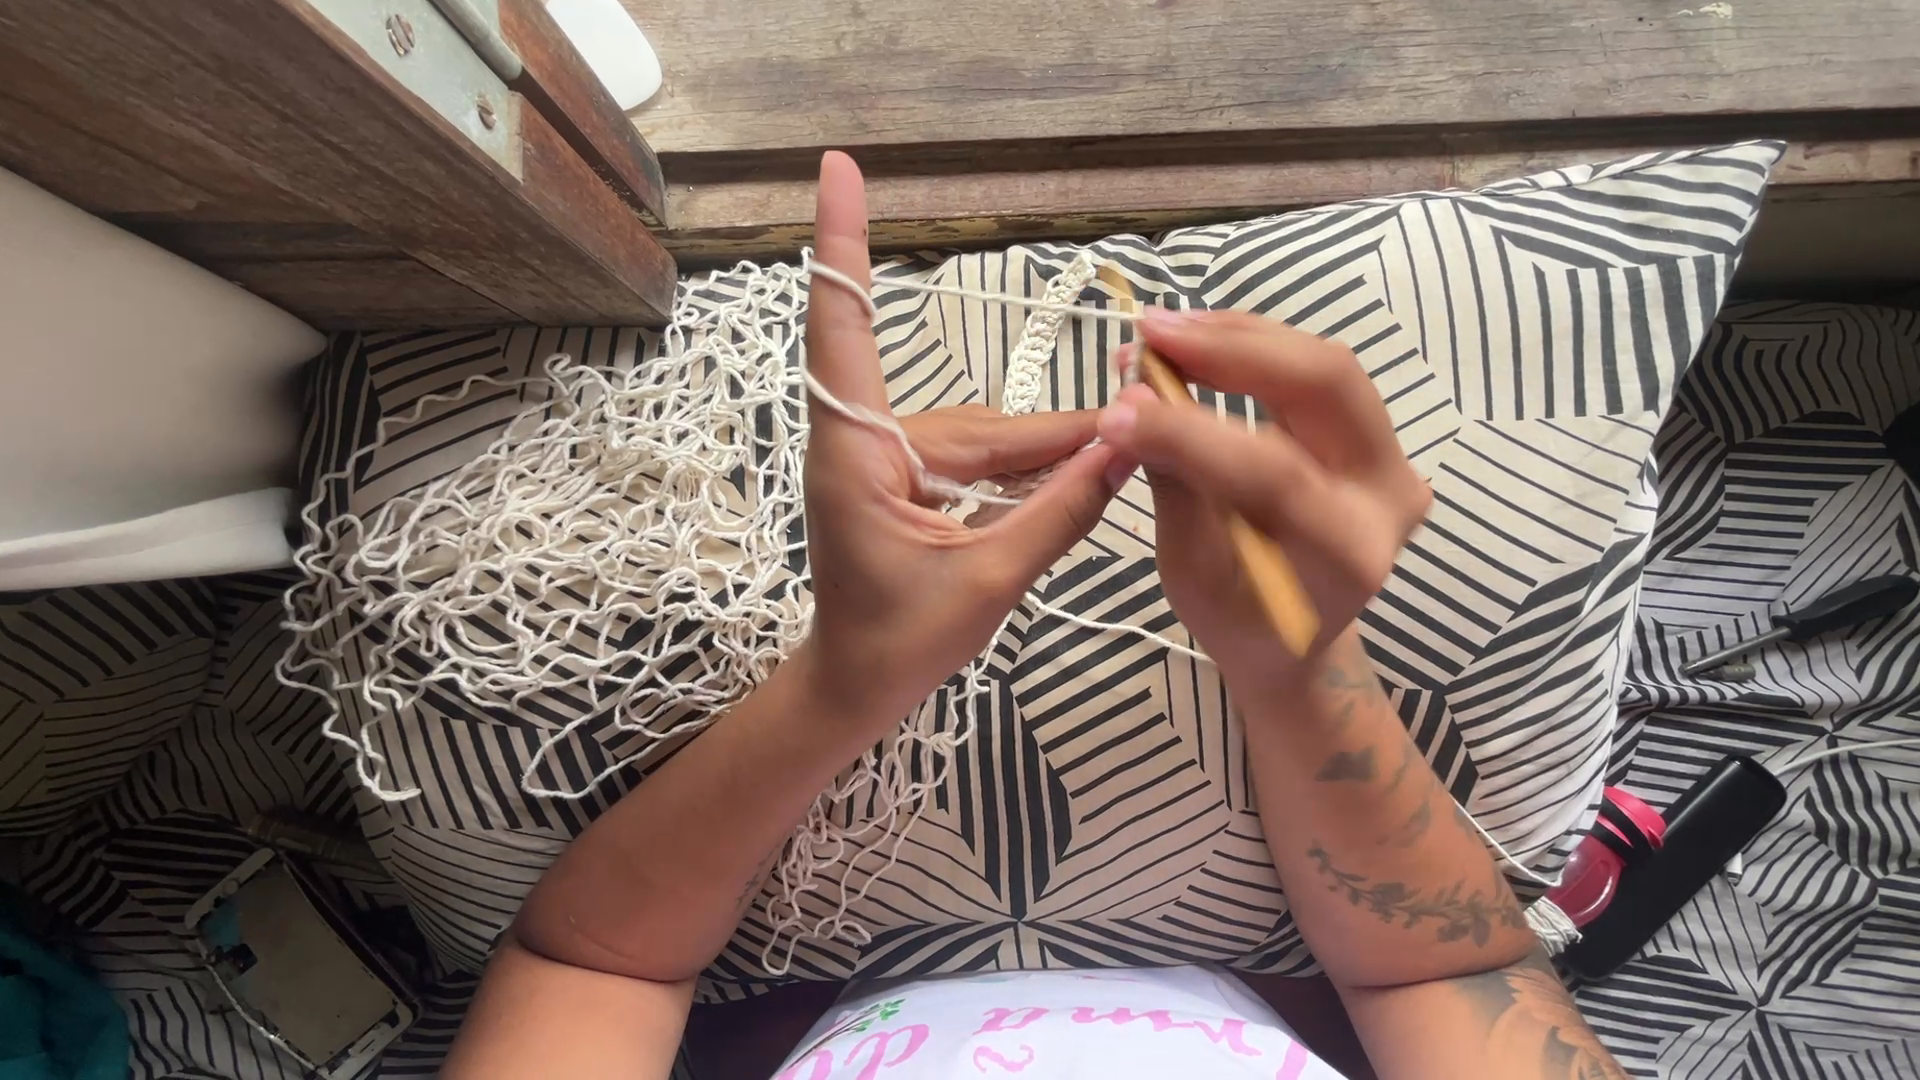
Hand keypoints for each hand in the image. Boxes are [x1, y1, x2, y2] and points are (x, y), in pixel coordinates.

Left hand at [800, 152, 1119, 725]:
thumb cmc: (899, 644)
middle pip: (973, 413)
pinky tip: (1076, 465)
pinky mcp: (910, 478)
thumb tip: (1125, 445)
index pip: (846, 330)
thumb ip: (1056, 513)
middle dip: (1053, 433)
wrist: (855, 685)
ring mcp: (890, 460)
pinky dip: (1026, 465)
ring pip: (985, 436)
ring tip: (1121, 458)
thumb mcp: (987, 582)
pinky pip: (978, 457)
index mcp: (859, 454)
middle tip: (1141, 427)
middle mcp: (869, 441)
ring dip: (1049, 452)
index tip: (838, 167)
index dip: (843, 246)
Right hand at [1097, 311, 1429, 692]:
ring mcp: (1391, 459)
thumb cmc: (1235, 621)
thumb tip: (1131, 403)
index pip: (1270, 470)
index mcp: (1347, 551)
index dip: (1188, 431)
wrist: (1293, 641)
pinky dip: (1251, 349)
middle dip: (1231, 348)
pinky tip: (1197, 341)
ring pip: (1323, 365)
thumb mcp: (1189, 569)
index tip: (1116, 409)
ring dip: (1237, 338)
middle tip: (1150, 333)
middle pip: (1324, 384)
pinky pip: (1315, 374)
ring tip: (1162, 331)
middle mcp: (1388, 494)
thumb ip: (1173, 483)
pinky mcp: (1372, 438)